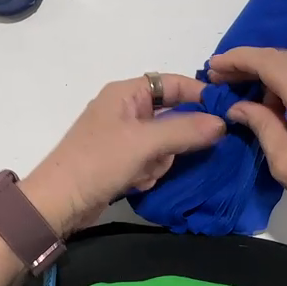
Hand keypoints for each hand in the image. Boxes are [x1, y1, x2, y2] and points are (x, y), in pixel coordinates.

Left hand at [23, 74, 226, 233]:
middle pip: (172, 116)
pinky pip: (151, 162)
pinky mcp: (121, 161)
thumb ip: (185, 130)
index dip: (200, 94)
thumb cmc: (98, 162)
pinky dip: (148, 173)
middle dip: (174, 141)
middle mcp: (125, 109)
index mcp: (126, 93)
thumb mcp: (144, 143)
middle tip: (166, 155)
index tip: (227, 112)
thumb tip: (222, 122)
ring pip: (165, 144)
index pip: (173, 83)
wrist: (59, 202)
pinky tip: (134, 183)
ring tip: (142, 172)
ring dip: (159, 162)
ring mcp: (123, 137)